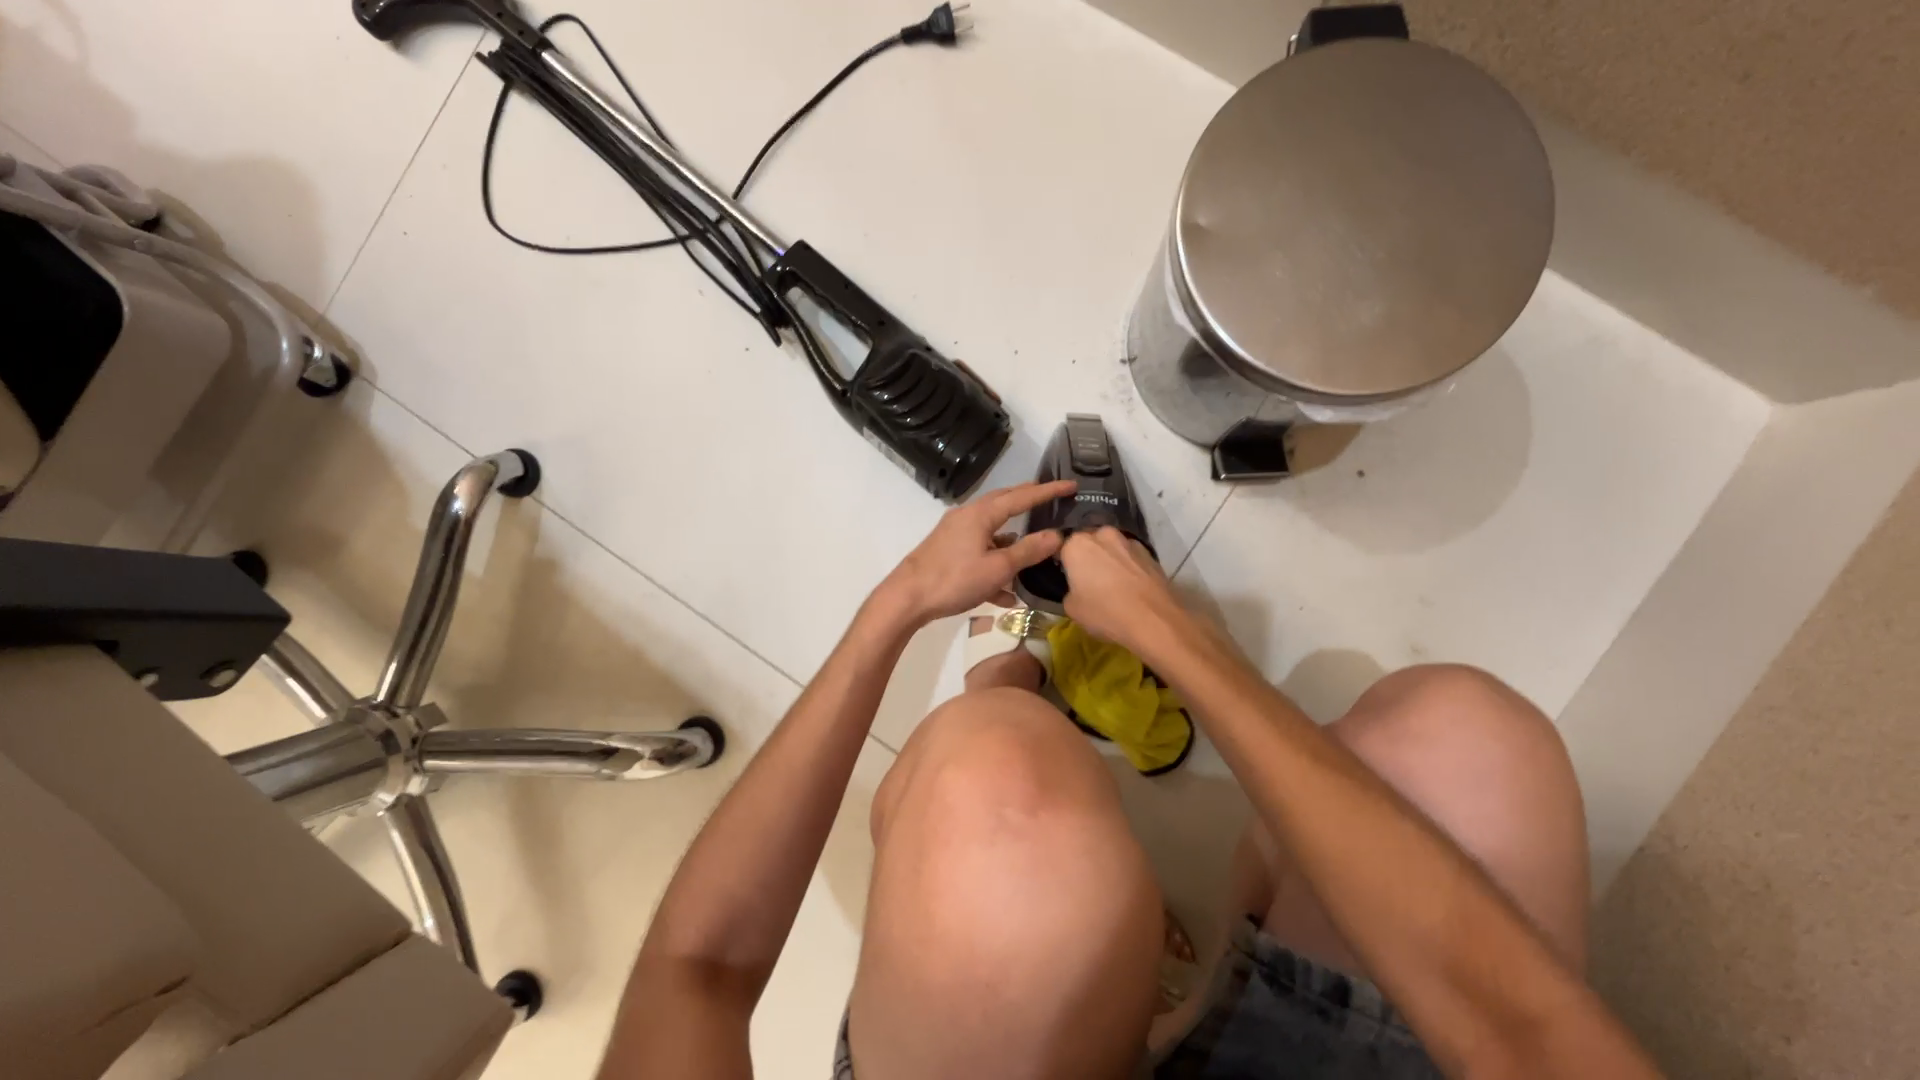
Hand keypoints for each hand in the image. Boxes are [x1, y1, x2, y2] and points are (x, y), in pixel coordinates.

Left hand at [877, 480, 1077, 623]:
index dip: (1048, 491)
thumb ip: (1028, 551)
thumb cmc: (954, 579)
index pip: (1021, 496)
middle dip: (1028, 504)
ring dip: (1013, 543)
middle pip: (1003, 506)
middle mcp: (967, 518)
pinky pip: (980, 555)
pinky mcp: (948, 554)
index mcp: (980, 515)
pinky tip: (1008, 596)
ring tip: (1035, 552)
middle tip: (1051, 500)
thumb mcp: (997, 568)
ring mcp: (956, 536)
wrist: (907, 599)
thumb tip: (1056, 536)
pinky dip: (996, 567)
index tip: (1071, 485)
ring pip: (992, 534)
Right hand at [1059, 527, 1187, 657]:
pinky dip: (1129, 568)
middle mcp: (1103, 535)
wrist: (1154, 620)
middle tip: (1089, 581)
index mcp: (1078, 544)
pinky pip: (1131, 558)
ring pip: (1112, 548)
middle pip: (1090, 543)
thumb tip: (1078, 589)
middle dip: (1088, 557)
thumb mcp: (1071, 609)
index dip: (1064, 563)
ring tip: (1113, 585)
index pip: (1063, 547)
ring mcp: (1129, 542)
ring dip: (1110, 560)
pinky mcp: (1151, 553)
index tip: (1067, 578)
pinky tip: (1132, 587)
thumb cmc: (1105, 612)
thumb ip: (1069, 591)